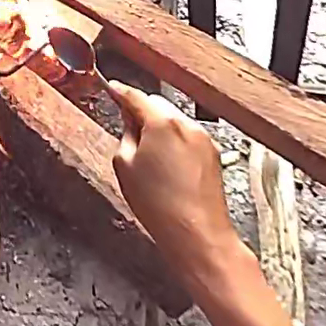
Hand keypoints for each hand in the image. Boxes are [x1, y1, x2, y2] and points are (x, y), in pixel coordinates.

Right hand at [107, 79, 239, 257]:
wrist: (199, 236)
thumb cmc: (161, 206)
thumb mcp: (124, 165)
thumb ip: (124, 134)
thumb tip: (128, 121)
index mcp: (162, 122)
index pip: (135, 95)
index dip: (119, 91)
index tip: (111, 88)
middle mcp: (186, 124)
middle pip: (156, 103)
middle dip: (140, 110)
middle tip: (126, 126)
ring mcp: (203, 138)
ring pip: (173, 118)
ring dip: (158, 125)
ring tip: (147, 152)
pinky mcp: (213, 154)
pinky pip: (187, 134)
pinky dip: (174, 139)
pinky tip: (165, 162)